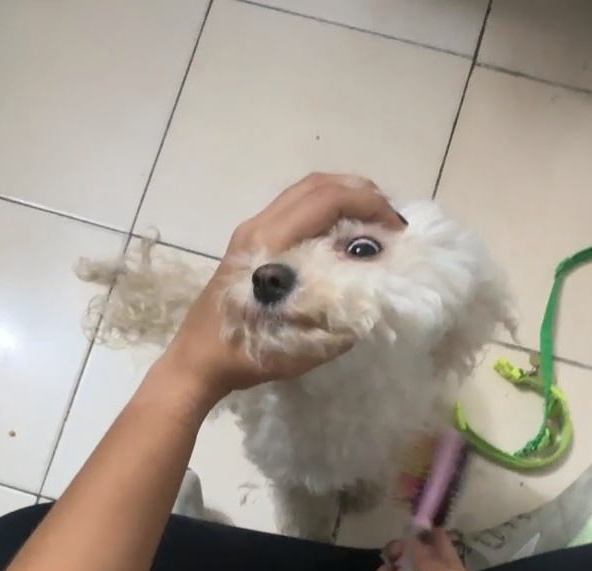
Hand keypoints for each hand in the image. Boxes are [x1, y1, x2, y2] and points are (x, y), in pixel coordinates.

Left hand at [158, 173, 404, 397]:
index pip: (328, 199)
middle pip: (317, 185)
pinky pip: (292, 211)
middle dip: (361, 195)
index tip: (395, 231)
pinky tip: (338, 239)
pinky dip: (323, 213)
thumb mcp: (300, 347)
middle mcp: (258, 227)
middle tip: (388, 222)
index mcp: (269, 243)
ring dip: (342, 201)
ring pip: (303, 194)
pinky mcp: (247, 244)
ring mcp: (249, 232)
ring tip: (369, 226)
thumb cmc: (245, 356)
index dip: (370, 205)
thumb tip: (376, 296)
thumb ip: (340, 322)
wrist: (196, 364)